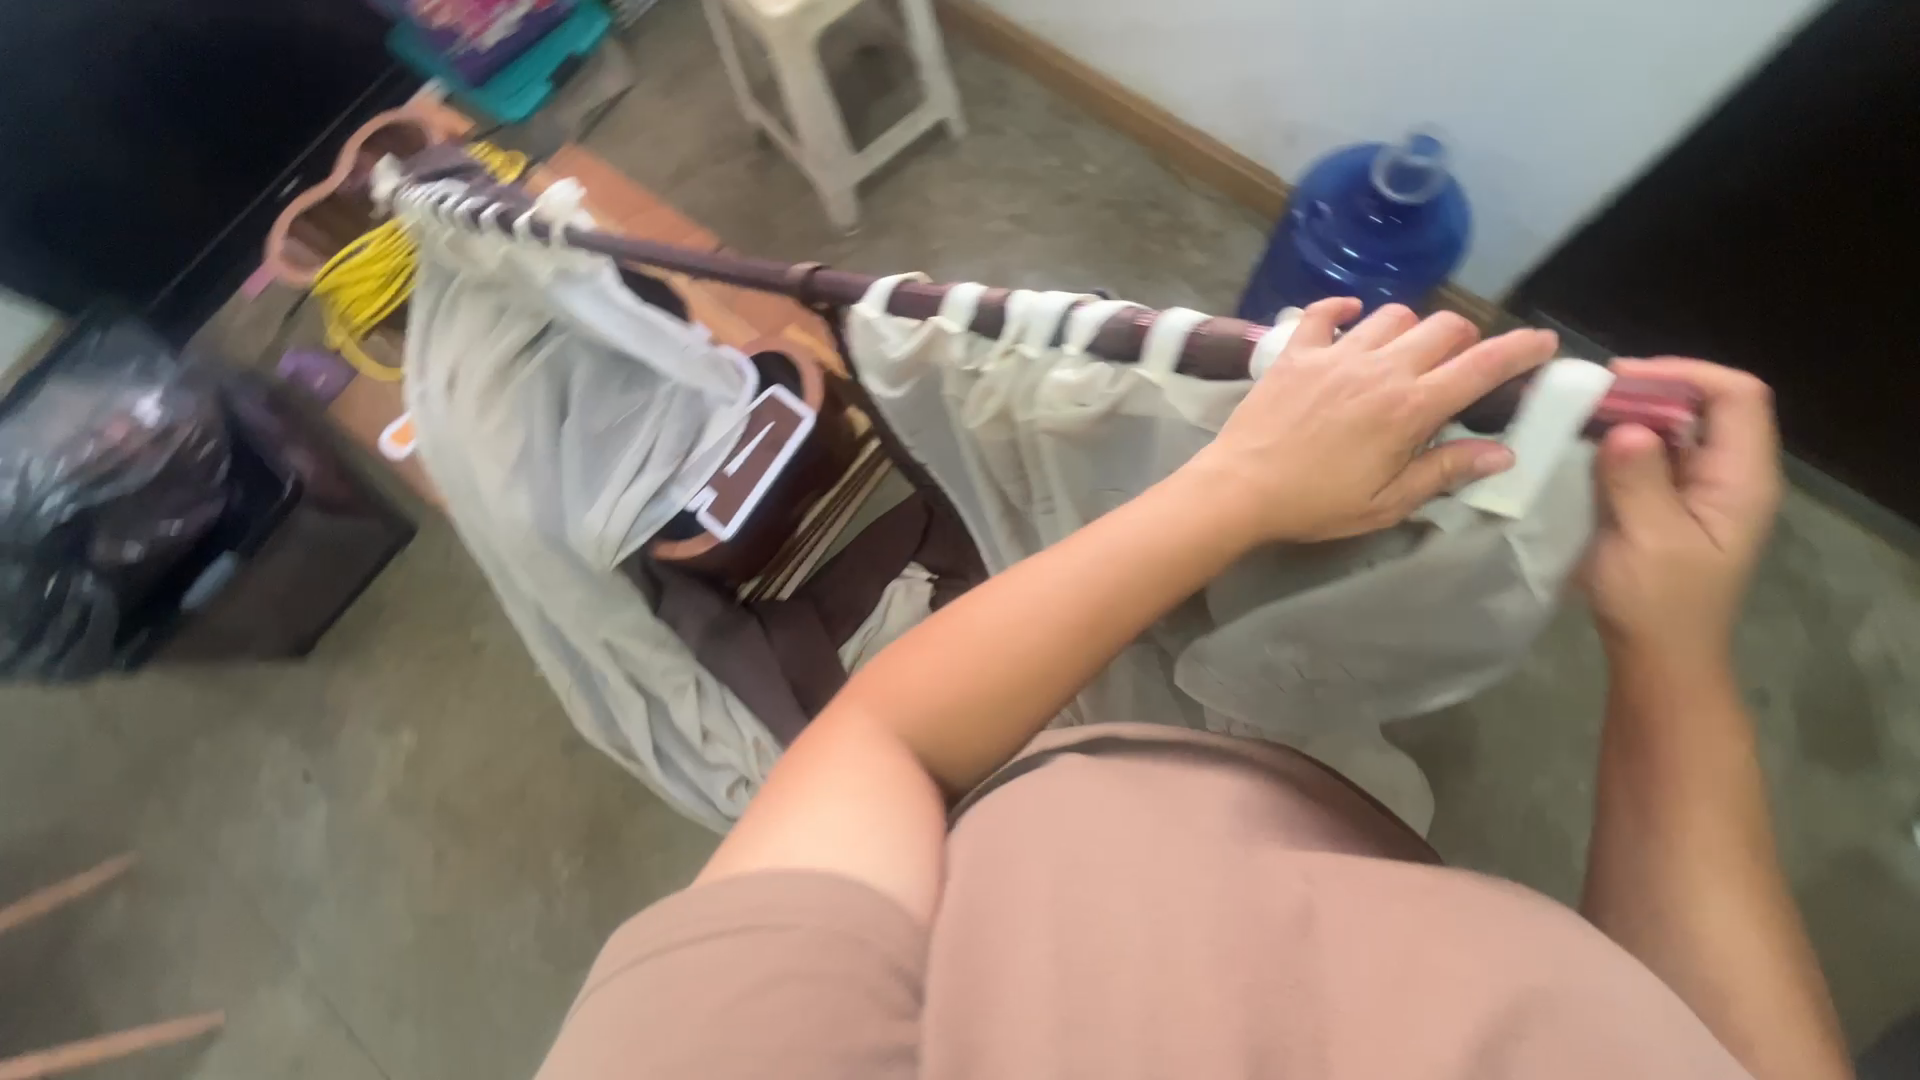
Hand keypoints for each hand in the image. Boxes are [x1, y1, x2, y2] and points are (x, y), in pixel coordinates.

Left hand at [1184, 297, 1556, 543]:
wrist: (1239, 489)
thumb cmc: (1313, 504)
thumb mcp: (1385, 504)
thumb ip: (1443, 472)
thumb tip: (1501, 452)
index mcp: (1410, 408)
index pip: (1484, 364)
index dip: (1522, 350)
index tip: (1541, 345)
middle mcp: (1379, 369)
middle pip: (1445, 327)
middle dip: (1465, 340)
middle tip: (1456, 366)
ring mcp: (1333, 356)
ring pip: (1392, 315)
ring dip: (1409, 328)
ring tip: (1402, 353)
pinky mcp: (1294, 354)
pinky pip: (1322, 313)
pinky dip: (1341, 309)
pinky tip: (1349, 318)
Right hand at [1583, 357, 1780, 670]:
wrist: (1656, 650)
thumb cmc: (1659, 600)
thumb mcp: (1648, 541)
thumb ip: (1639, 482)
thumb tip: (1625, 428)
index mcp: (1740, 480)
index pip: (1736, 398)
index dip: (1684, 374)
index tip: (1619, 377)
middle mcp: (1725, 475)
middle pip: (1703, 407)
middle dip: (1646, 391)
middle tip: (1583, 397)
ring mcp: (1695, 489)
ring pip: (1671, 430)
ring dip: (1626, 416)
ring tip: (1573, 416)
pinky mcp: (1664, 502)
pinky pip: (1646, 457)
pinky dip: (1615, 444)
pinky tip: (1577, 447)